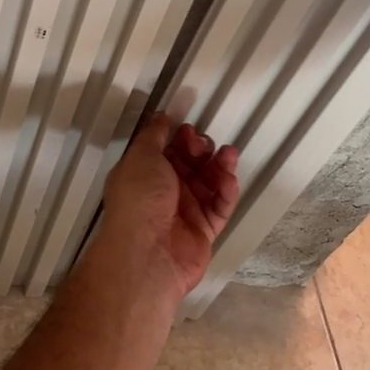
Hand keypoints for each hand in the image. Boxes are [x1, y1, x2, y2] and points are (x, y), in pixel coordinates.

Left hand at [93, 113, 238, 301]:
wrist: (148, 253)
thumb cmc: (140, 198)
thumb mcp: (141, 156)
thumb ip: (154, 135)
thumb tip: (162, 117)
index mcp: (145, 174)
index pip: (167, 151)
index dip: (179, 138)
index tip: (188, 129)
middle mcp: (165, 192)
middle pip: (190, 165)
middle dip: (201, 150)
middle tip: (204, 146)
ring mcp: (186, 211)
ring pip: (209, 183)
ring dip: (220, 167)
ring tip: (229, 154)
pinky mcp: (205, 230)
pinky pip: (220, 207)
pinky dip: (227, 192)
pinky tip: (230, 180)